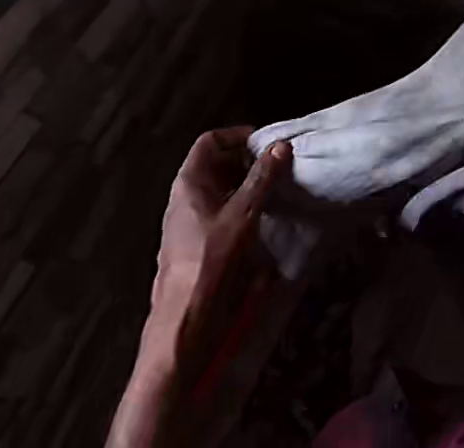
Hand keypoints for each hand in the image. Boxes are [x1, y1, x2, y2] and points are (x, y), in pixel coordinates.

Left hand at [154, 127, 289, 321]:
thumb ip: (262, 179)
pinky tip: (261, 221)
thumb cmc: (210, 263)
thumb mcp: (242, 215)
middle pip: (215, 164)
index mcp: (189, 183)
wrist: (183, 326)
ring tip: (274, 191)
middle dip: (246, 161)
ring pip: (219, 190)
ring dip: (246, 185)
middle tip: (276, 167)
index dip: (237, 136)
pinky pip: (218, 213)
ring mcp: (187, 223)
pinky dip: (239, 207)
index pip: (210, 141)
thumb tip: (280, 146)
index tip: (265, 143)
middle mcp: (184, 198)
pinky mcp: (195, 245)